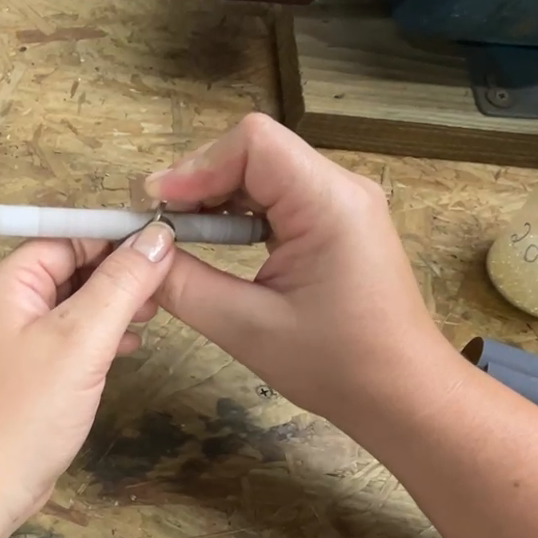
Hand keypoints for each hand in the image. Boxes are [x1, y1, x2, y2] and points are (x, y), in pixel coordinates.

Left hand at [0, 226, 176, 522]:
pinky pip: (70, 339)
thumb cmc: (29, 410)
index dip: (115, 239)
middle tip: (164, 291)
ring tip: (153, 317)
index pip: (66, 237)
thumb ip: (121, 284)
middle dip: (117, 275)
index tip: (164, 249)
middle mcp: (8, 305)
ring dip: (114, 307)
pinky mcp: (30, 372)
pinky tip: (129, 349)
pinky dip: (100, 338)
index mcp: (9, 284)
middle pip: (71, 269)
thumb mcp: (82, 339)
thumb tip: (158, 235)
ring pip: (74, 306)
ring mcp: (17, 341)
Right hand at [145, 114, 458, 423]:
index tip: (154, 208)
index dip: (194, 168)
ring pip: (260, 175)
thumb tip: (138, 256)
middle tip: (156, 231)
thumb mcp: (247, 328)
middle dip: (197, 185)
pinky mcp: (332, 225)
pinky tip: (212, 247)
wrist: (400, 394)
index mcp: (328, 203)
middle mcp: (339, 188)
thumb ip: (185, 286)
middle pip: (253, 153)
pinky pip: (273, 201)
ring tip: (176, 241)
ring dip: (212, 202)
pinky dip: (234, 218)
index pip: (253, 143)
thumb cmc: (335, 365)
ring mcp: (339, 205)